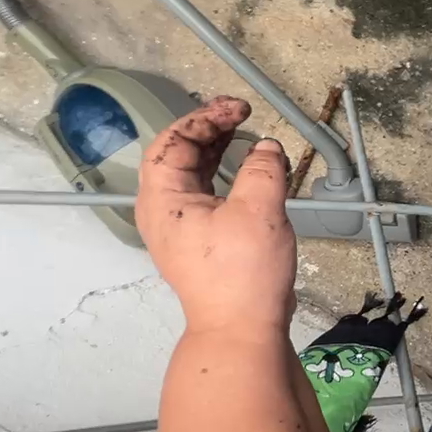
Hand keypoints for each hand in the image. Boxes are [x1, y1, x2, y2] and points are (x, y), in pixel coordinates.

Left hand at [135, 97, 295, 337]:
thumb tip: (268, 148)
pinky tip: (252, 175)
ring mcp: (182, 227)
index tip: (240, 108)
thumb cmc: (242, 270)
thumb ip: (264, 171)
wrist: (241, 323)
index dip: (205, 118)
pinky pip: (210, 195)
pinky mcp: (204, 240)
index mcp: (163, 198)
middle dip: (210, 131)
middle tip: (243, 115)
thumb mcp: (259, 212)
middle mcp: (164, 209)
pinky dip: (228, 176)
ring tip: (245, 137)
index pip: (174, 142)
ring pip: (194, 176)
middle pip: (179, 156)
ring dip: (219, 152)